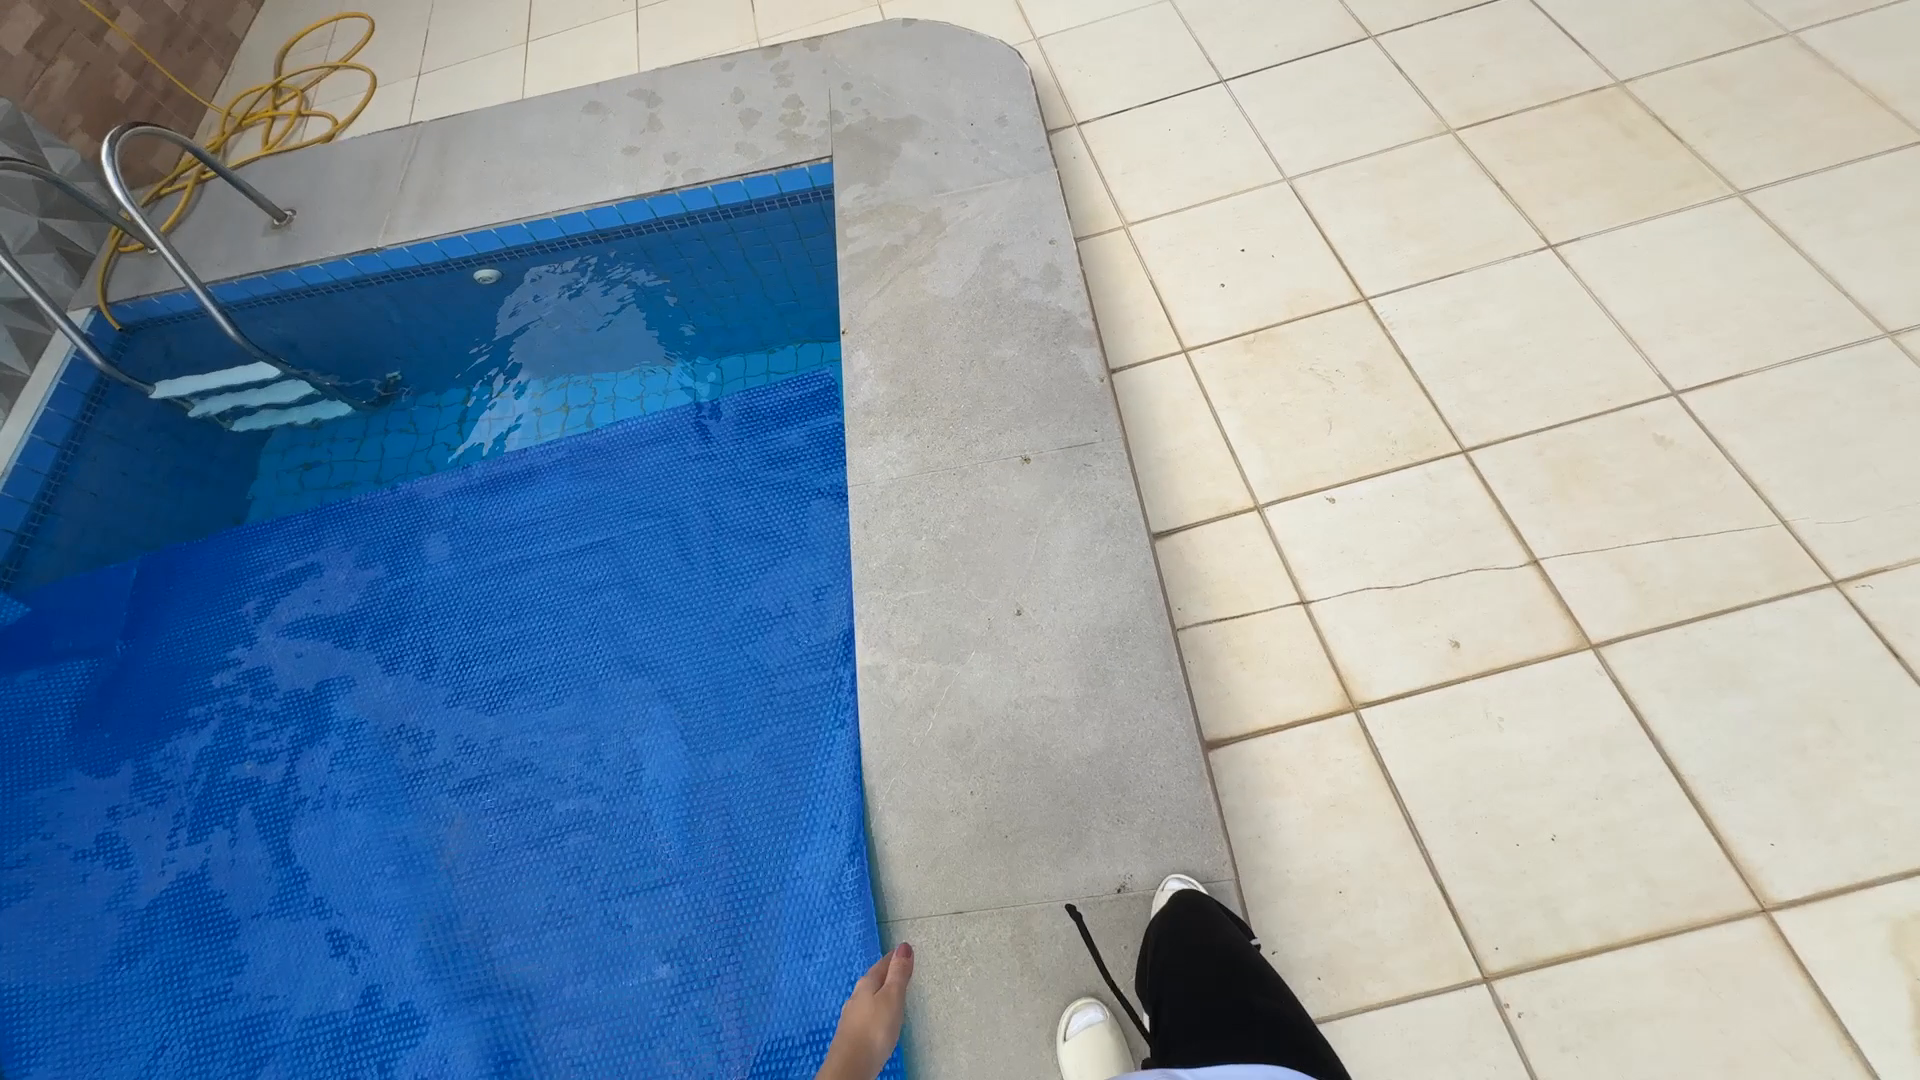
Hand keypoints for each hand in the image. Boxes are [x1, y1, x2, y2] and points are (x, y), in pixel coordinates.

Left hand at [815, 942, 914, 1079]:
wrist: (850, 1068)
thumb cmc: (875, 1029)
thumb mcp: (892, 998)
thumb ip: (898, 974)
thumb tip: (903, 945)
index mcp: (866, 984)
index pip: (883, 964)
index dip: (895, 958)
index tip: (906, 953)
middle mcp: (856, 996)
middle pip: (874, 980)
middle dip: (887, 975)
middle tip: (901, 972)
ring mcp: (851, 1015)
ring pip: (868, 998)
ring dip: (880, 994)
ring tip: (893, 996)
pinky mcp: (850, 1034)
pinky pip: (866, 1014)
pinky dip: (875, 1011)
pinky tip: (879, 1020)